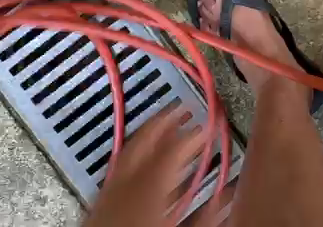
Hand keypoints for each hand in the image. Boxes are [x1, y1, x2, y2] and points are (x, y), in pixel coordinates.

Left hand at [83, 110, 230, 226]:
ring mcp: (106, 195)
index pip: (174, 147)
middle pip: (145, 140)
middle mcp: (124, 185)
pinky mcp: (95, 209)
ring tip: (165, 128)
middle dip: (166, 121)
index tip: (208, 122)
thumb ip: (207, 214)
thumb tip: (228, 194)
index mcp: (149, 188)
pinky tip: (140, 165)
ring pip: (128, 152)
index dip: (194, 132)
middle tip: (183, 108)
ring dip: (148, 136)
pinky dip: (130, 159)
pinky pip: (115, 171)